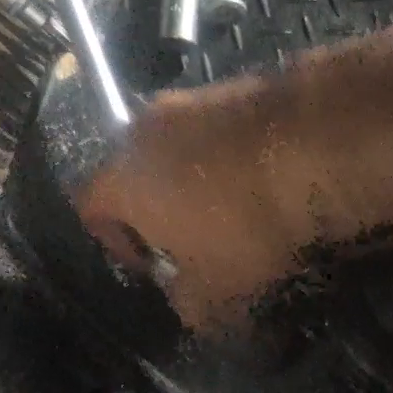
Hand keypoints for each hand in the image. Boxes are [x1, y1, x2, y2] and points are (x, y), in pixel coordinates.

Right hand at [78, 85, 311, 329]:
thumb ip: (189, 304)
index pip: (89, 207)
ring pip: (172, 148)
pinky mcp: (222, 87)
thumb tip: (186, 300)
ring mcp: (181, 102)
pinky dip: (223, 154)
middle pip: (131, 173)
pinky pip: (209, 129)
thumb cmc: (244, 223)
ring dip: (192, 177)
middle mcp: (138, 131)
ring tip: (234, 206)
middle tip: (196, 239)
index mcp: (121, 179)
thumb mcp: (219, 293)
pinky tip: (259, 178)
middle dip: (158, 207)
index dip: (116, 242)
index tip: (156, 265)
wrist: (304, 144)